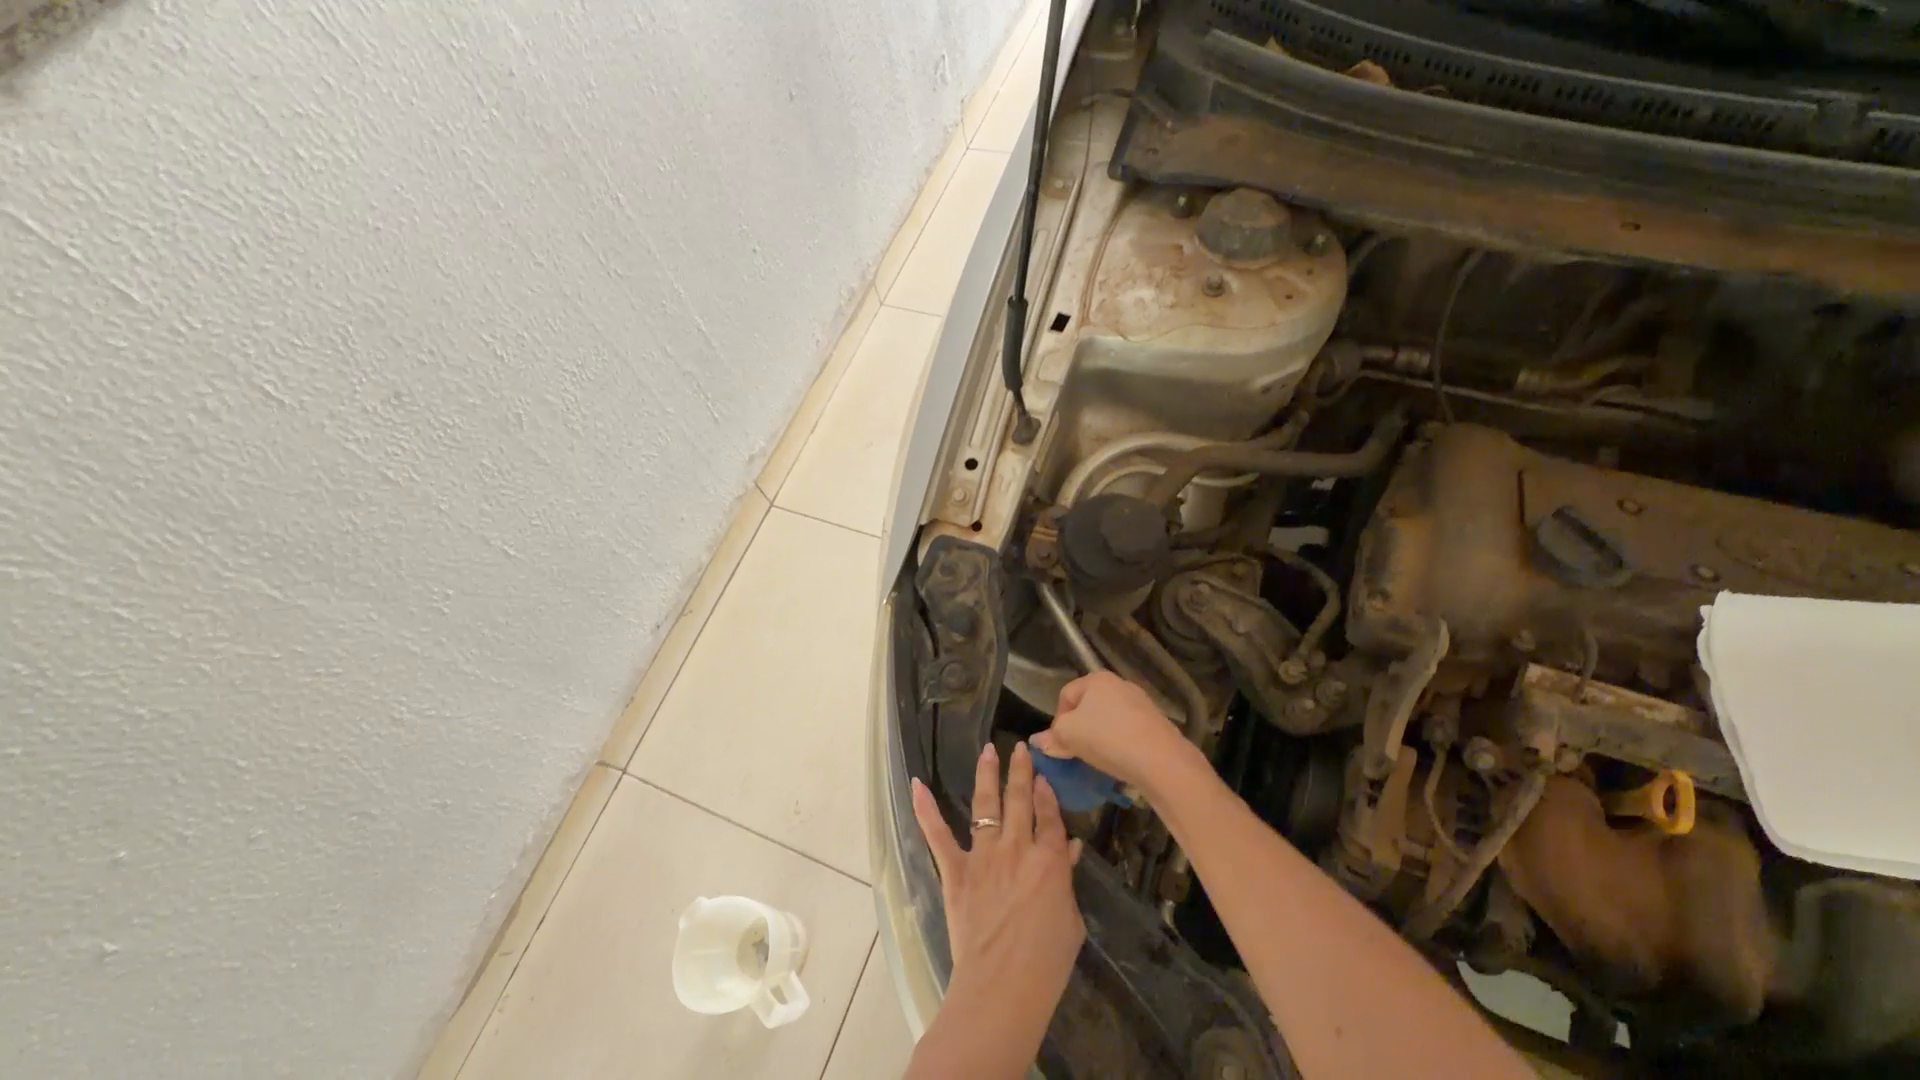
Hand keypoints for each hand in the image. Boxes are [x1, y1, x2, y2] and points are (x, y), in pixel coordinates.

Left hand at [910, 743, 1083, 1009]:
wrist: (1003, 984)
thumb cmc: (1046, 961)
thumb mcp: (1070, 920)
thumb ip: (1066, 880)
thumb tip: (1069, 849)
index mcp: (1049, 860)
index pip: (1050, 817)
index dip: (1047, 793)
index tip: (1043, 775)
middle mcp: (1016, 848)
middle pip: (1020, 800)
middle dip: (1021, 771)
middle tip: (1020, 747)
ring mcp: (983, 857)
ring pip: (986, 806)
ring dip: (987, 775)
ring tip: (988, 751)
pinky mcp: (956, 872)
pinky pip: (938, 835)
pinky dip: (926, 810)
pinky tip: (917, 786)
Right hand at [1031, 671, 1199, 791]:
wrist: (1161, 760)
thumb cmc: (1107, 739)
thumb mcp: (1068, 737)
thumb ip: (1051, 737)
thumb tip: (1037, 741)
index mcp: (1096, 679)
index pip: (1065, 695)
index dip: (1057, 720)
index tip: (1059, 744)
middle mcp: (1120, 684)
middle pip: (1088, 707)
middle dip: (1079, 729)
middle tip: (1076, 752)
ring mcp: (1141, 703)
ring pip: (1108, 720)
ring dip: (1099, 738)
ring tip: (1098, 759)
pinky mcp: (1156, 723)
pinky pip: (1128, 731)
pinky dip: (1120, 744)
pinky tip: (1120, 761)